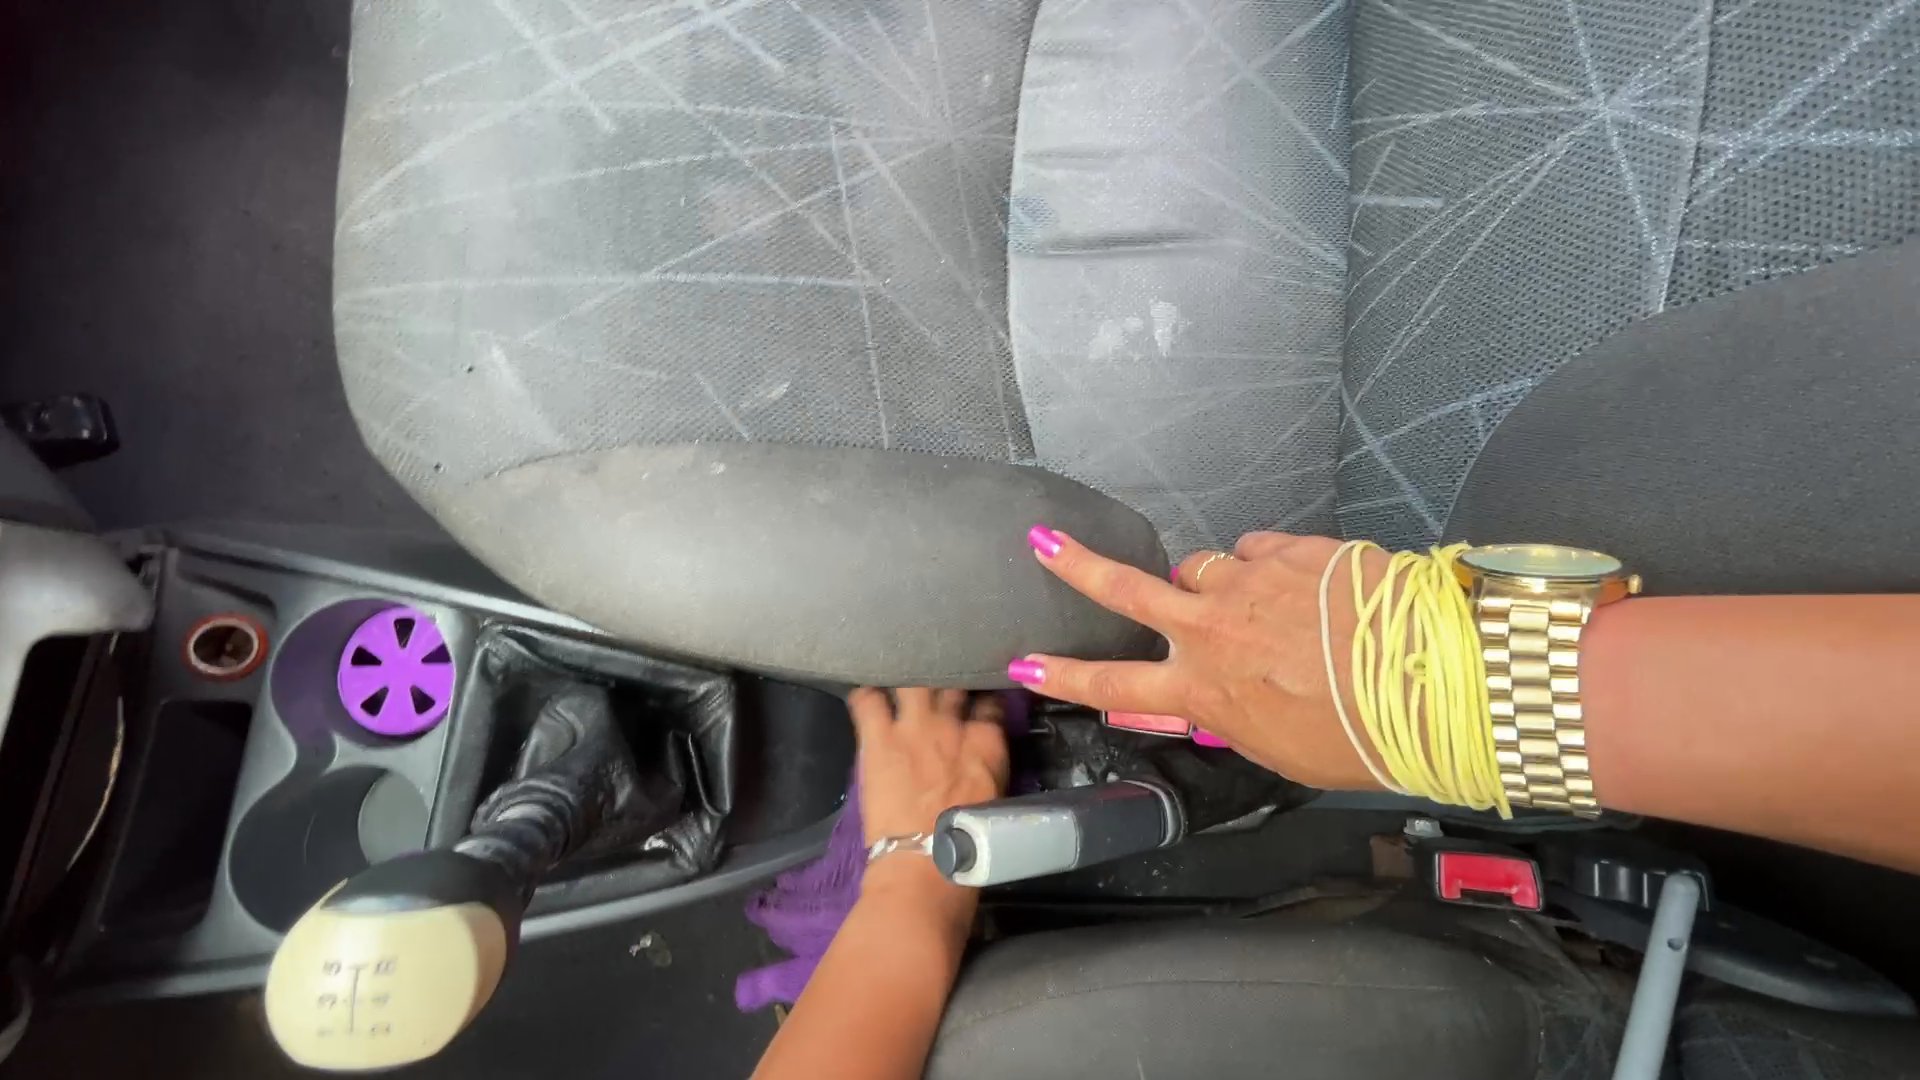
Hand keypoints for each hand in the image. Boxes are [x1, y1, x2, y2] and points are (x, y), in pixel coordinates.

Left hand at [848, 688, 1009, 847]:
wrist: (925, 862)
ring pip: (912, 682)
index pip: (990, 703)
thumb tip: (977, 754)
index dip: (982, 699)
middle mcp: (951, 723)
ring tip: (901, 685)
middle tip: (939, 687)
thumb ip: (984, 762)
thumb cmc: (966, 841)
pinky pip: (868, 701)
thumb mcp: (991, 794)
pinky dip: (865, 695)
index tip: (976, 702)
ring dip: (908, 682)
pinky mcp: (879, 737)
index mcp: (986, 741)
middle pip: (951, 685)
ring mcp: (914, 726)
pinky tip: (864, 695)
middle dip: (947, 682)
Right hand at [1014, 529, 1388, 790]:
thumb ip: (1234, 713)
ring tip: (1246, 598)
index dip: (1063, 676)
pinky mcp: (1288, 551)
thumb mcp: (1282, 748)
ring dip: (1209, 583)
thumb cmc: (1362, 737)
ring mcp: (1245, 582)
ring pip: (1199, 567)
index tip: (1023, 664)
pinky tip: (1296, 584)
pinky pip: (1256, 551)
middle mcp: (1210, 629)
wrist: (1442, 680)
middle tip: (1043, 542)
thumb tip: (1221, 692)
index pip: (1113, 684)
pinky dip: (1264, 568)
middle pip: (1126, 589)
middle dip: (1077, 566)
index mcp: (1204, 688)